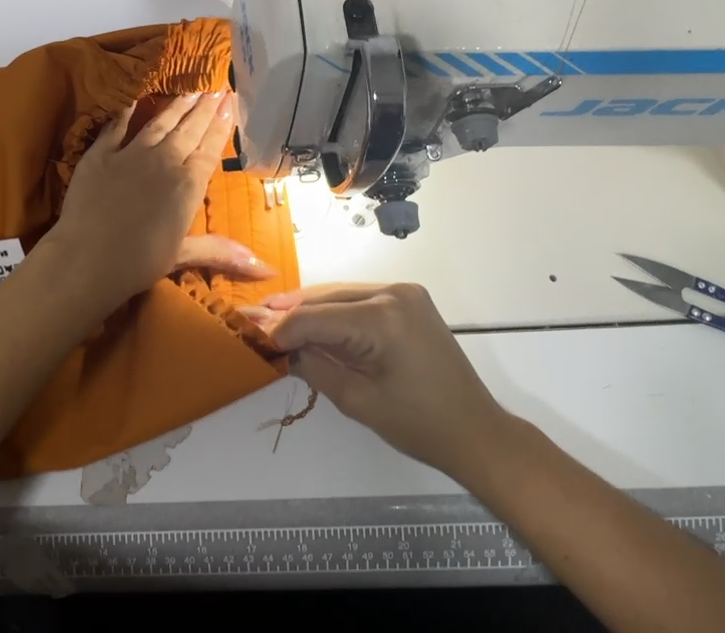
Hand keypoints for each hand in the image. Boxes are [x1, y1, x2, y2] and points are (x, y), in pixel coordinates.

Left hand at [40, 93, 262, 311]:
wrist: (87, 258)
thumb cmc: (139, 262)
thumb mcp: (182, 256)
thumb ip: (221, 251)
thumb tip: (269, 269)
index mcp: (188, 185)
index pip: (210, 148)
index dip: (221, 125)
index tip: (230, 103)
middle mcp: (164, 161)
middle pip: (189, 129)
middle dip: (204, 108)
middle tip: (215, 88)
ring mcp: (130, 154)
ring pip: (159, 123)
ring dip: (176, 106)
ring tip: (190, 92)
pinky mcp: (100, 154)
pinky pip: (117, 126)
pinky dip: (127, 112)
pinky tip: (135, 101)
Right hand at [245, 283, 509, 474]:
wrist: (476, 431)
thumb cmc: (419, 425)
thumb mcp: (356, 400)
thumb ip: (313, 366)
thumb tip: (277, 349)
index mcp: (382, 319)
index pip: (313, 318)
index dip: (278, 329)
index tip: (249, 338)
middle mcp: (393, 293)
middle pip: (324, 298)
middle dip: (288, 313)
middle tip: (250, 322)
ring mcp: (404, 292)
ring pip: (338, 294)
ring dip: (308, 309)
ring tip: (271, 321)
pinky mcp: (409, 299)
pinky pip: (358, 299)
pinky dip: (333, 311)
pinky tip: (309, 323)